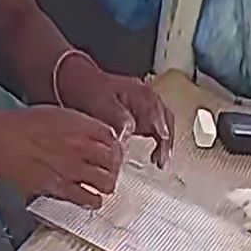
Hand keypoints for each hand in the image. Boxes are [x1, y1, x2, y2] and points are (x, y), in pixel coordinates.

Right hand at [0, 106, 123, 207]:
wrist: (3, 141)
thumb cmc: (24, 127)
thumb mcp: (58, 115)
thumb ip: (80, 127)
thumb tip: (95, 138)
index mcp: (81, 125)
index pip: (112, 139)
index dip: (115, 149)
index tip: (111, 155)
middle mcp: (81, 146)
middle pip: (113, 162)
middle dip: (113, 168)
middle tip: (107, 172)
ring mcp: (73, 168)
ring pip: (107, 183)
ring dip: (105, 186)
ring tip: (99, 186)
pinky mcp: (63, 187)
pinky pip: (90, 199)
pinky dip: (93, 201)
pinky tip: (90, 199)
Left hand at [57, 63, 174, 166]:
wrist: (83, 87)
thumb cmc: (93, 93)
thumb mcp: (103, 103)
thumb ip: (118, 116)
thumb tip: (130, 129)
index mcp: (141, 94)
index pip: (158, 113)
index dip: (161, 129)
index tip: (162, 144)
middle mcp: (148, 100)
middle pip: (166, 120)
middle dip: (166, 142)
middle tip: (162, 161)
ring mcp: (147, 109)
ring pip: (164, 126)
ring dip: (165, 145)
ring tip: (160, 163)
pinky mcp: (143, 119)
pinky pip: (157, 132)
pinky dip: (159, 145)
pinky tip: (153, 158)